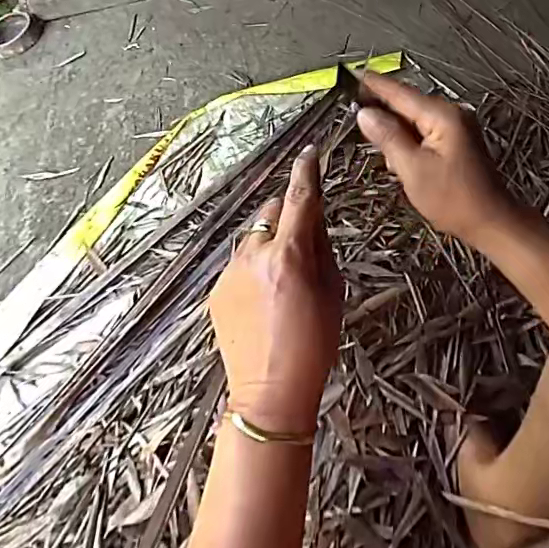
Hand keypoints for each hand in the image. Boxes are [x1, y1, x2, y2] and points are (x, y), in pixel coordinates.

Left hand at [207, 146, 340, 433]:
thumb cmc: (314, 343)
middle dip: (287, 217)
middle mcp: (254, 256)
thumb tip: (313, 218)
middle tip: (302, 245)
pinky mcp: (215, 291)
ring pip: (253, 238)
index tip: (309, 154)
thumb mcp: (333, 290)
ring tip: (281, 281)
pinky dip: (252, 268)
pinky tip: (263, 299)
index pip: (300, 198)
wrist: (269, 393)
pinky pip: (239, 264)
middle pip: (271, 212)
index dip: (306, 172)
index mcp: (289, 255)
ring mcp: (230, 273)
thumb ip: (321, 246)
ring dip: (269, 244)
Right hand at [356, 72, 520, 244]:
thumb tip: (366, 114)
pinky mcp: (457, 141)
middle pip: (408, 104)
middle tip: (354, 111)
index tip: (354, 77)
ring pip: (415, 119)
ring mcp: (457, 127)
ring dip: (394, 128)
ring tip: (372, 139)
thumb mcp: (413, 169)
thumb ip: (388, 138)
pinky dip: (408, 139)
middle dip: (382, 109)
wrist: (491, 222)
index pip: (401, 93)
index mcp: (443, 116)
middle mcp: (453, 115)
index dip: (374, 86)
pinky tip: (397, 155)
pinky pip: (426, 131)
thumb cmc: (456, 200)